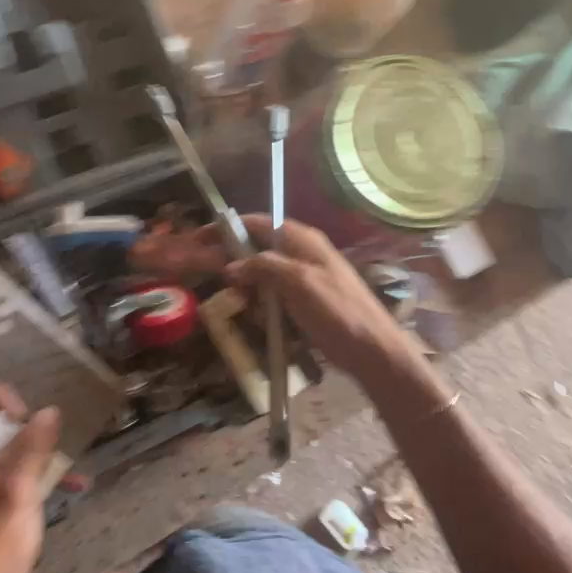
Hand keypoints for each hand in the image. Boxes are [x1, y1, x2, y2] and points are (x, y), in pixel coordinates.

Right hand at [225, 216, 415, 378]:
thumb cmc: (337, 312)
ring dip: (251, 291)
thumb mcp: (298, 284)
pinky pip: (274, 296)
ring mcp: (304, 277)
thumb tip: (230, 266)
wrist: (373, 350)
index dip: (228, 228)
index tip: (199, 239)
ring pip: (263, 276)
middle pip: (257, 249)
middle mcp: (301, 252)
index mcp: (301, 240)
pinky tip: (264, 322)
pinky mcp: (306, 300)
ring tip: (249, 310)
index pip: (257, 222)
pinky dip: (264, 306)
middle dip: (238, 266)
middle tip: (227, 288)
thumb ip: (264, 268)